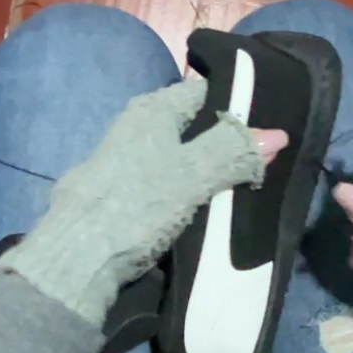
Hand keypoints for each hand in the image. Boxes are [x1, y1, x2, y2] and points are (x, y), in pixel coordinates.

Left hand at [0, 79, 286, 323]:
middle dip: (221, 142)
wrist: (75, 260)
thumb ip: (232, 151)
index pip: (202, 92)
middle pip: (189, 127)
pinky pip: (157, 185)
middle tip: (259, 163)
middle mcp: (131, 128)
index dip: (235, 105)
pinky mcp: (111, 196)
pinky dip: (178, 193)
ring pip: (173, 157)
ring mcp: (117, 163)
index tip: (266, 127)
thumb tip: (277, 134)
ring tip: (237, 189)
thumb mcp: (192, 175)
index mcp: (150, 111)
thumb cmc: (136, 205)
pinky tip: (195, 212)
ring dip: (201, 171)